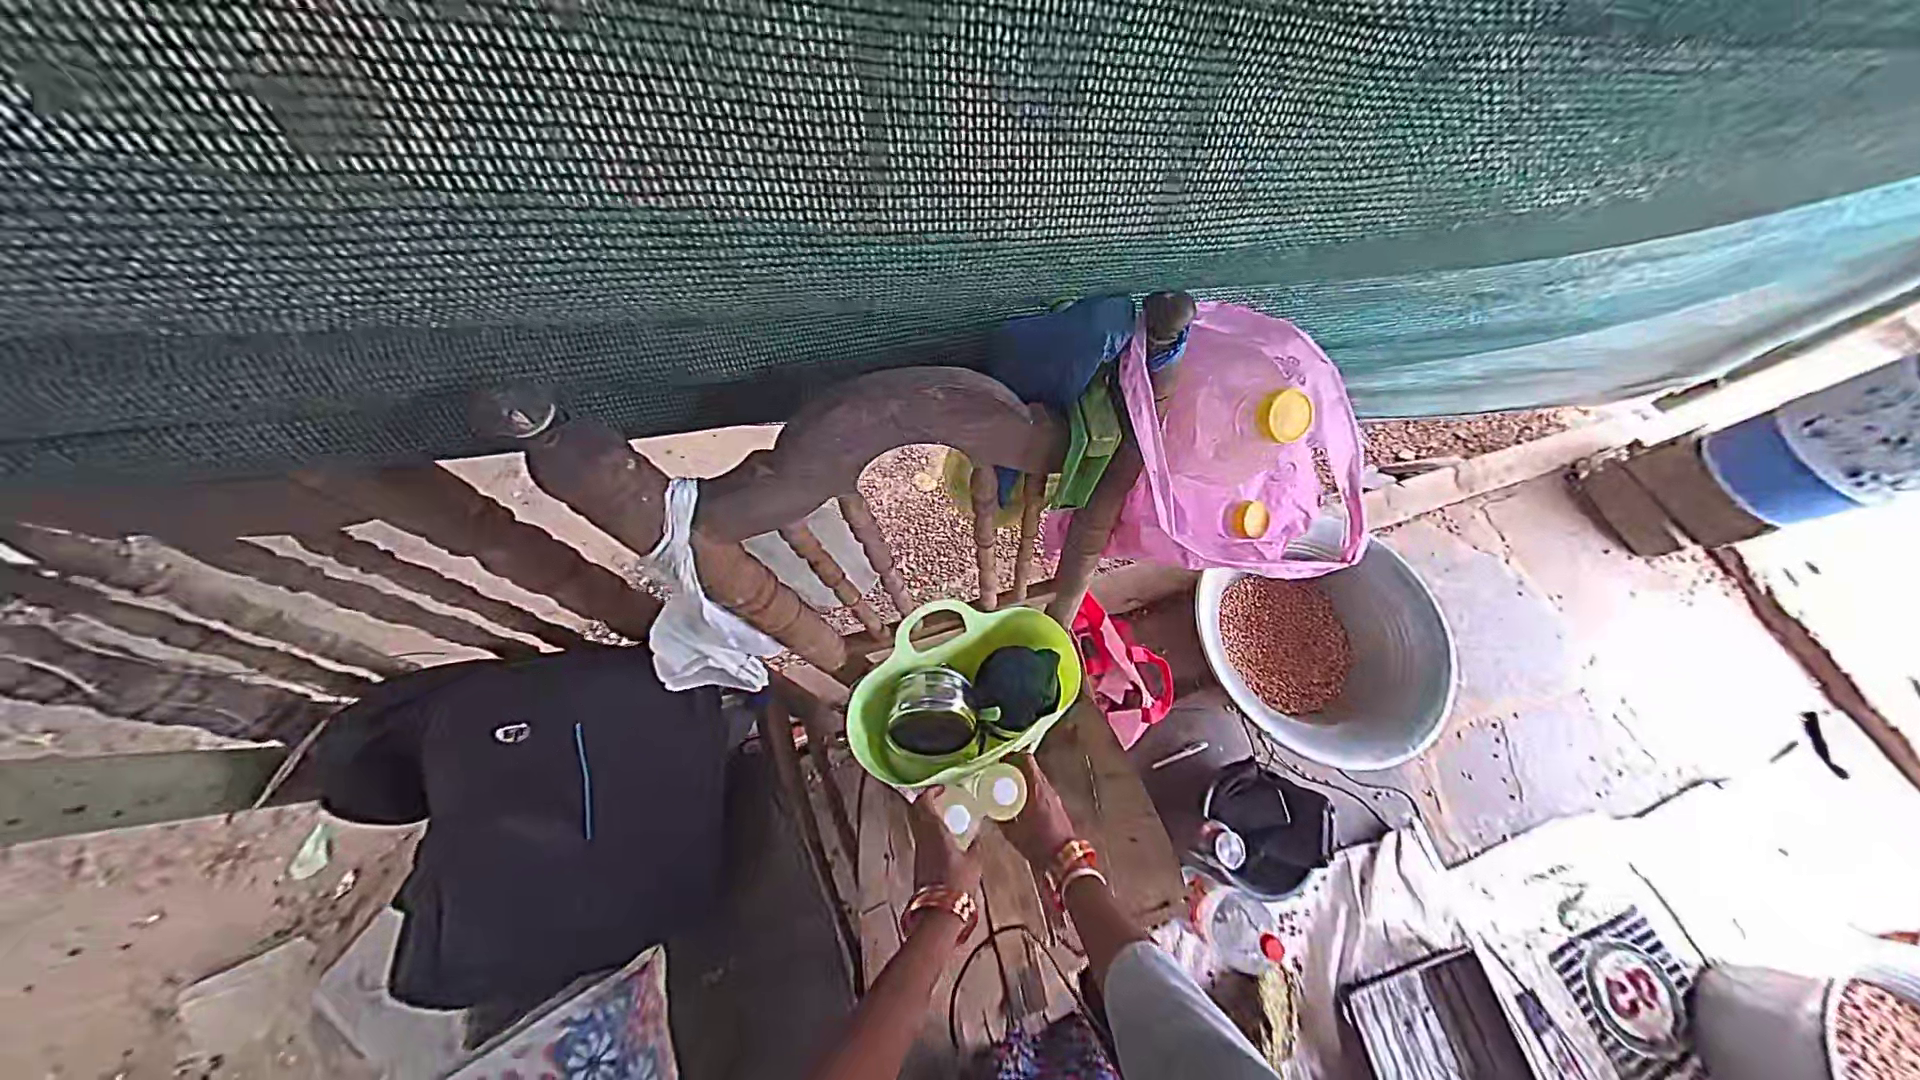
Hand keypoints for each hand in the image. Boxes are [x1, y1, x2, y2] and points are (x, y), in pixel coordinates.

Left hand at [906, 786, 981, 893]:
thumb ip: (976, 846)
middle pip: (916, 812)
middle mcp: (922, 839)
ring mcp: (919, 852)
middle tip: (939, 798)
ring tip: (943, 816)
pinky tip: (942, 837)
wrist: (939, 914)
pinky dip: (928, 831)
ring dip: (926, 816)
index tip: (940, 788)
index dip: (929, 792)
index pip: (923, 803)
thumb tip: (978, 837)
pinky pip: (921, 839)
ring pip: (917, 825)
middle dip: (925, 801)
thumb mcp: (974, 863)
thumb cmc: (957, 885)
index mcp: (935, 832)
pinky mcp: (919, 864)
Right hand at [997, 754, 1077, 867]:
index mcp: (1036, 790)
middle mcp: (1046, 788)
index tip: (999, 761)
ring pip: (1036, 776)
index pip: (1026, 759)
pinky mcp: (1056, 804)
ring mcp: (1053, 795)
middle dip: (1015, 766)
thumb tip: (989, 808)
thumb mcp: (1012, 832)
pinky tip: (1021, 799)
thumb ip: (999, 817)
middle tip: (1000, 772)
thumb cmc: (1038, 844)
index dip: (1012, 756)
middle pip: (1031, 766)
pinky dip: (1030, 787)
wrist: (1063, 859)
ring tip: (1008, 785)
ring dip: (1023, 776)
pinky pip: (1040, 787)